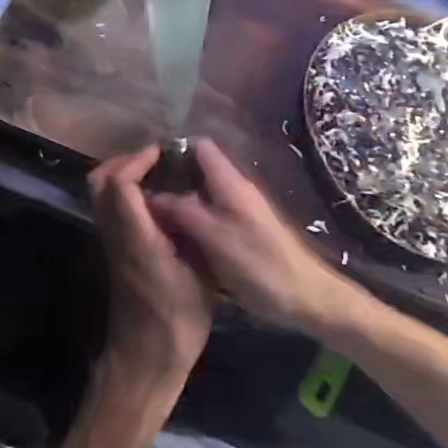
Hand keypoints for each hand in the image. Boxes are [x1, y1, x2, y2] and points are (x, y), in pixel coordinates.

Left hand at [87, 145, 213, 397]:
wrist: (145, 353)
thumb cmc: (177, 320)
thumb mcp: (197, 278)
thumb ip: (191, 237)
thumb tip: (191, 204)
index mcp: (135, 237)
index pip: (119, 185)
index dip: (136, 161)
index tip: (161, 153)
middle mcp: (113, 233)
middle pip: (98, 182)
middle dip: (121, 162)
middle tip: (153, 160)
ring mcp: (107, 240)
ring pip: (99, 194)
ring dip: (120, 176)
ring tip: (155, 174)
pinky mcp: (111, 249)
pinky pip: (107, 208)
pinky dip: (123, 193)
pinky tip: (154, 200)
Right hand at [148, 139, 370, 336]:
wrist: (310, 301)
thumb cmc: (261, 265)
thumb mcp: (213, 235)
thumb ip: (179, 209)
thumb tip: (146, 194)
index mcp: (229, 183)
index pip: (198, 146)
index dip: (170, 149)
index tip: (143, 163)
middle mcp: (234, 189)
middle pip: (195, 169)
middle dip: (166, 176)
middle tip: (136, 190)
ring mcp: (238, 210)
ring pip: (198, 192)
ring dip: (174, 198)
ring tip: (146, 209)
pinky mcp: (240, 230)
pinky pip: (205, 212)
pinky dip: (186, 216)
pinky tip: (170, 231)